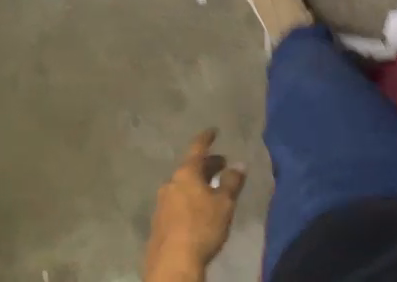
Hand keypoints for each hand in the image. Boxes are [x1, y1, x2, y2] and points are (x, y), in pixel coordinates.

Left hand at [145, 130, 246, 280]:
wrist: (173, 264)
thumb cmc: (201, 227)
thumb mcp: (224, 204)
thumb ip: (232, 182)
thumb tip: (238, 164)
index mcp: (186, 173)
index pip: (197, 148)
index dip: (207, 138)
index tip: (213, 131)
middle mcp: (170, 183)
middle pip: (190, 168)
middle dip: (206, 166)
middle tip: (221, 166)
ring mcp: (161, 203)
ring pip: (182, 186)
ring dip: (197, 184)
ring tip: (211, 190)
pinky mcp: (158, 222)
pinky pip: (176, 202)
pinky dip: (188, 199)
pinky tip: (197, 211)